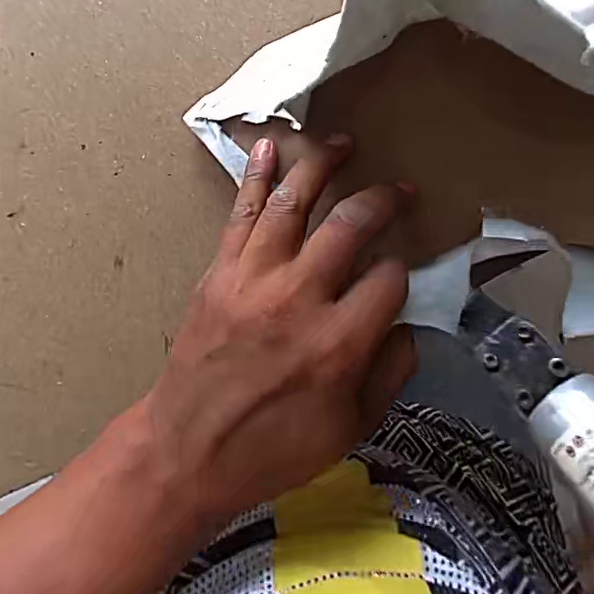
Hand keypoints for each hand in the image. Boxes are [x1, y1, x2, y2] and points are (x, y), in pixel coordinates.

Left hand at [135, 133, 417, 527]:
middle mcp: (299, 298)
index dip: (403, 272)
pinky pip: (242, 213)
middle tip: (399, 191)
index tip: (399, 277)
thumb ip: (390, 373)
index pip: (389, 278)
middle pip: (350, 225)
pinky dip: (256, 176)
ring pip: (294, 203)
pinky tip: (269, 148)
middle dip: (382, 200)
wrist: (186, 450)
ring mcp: (254, 278)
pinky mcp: (220, 271)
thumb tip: (407, 325)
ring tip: (342, 143)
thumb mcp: (350, 429)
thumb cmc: (272, 448)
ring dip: (321, 165)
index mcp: (339, 343)